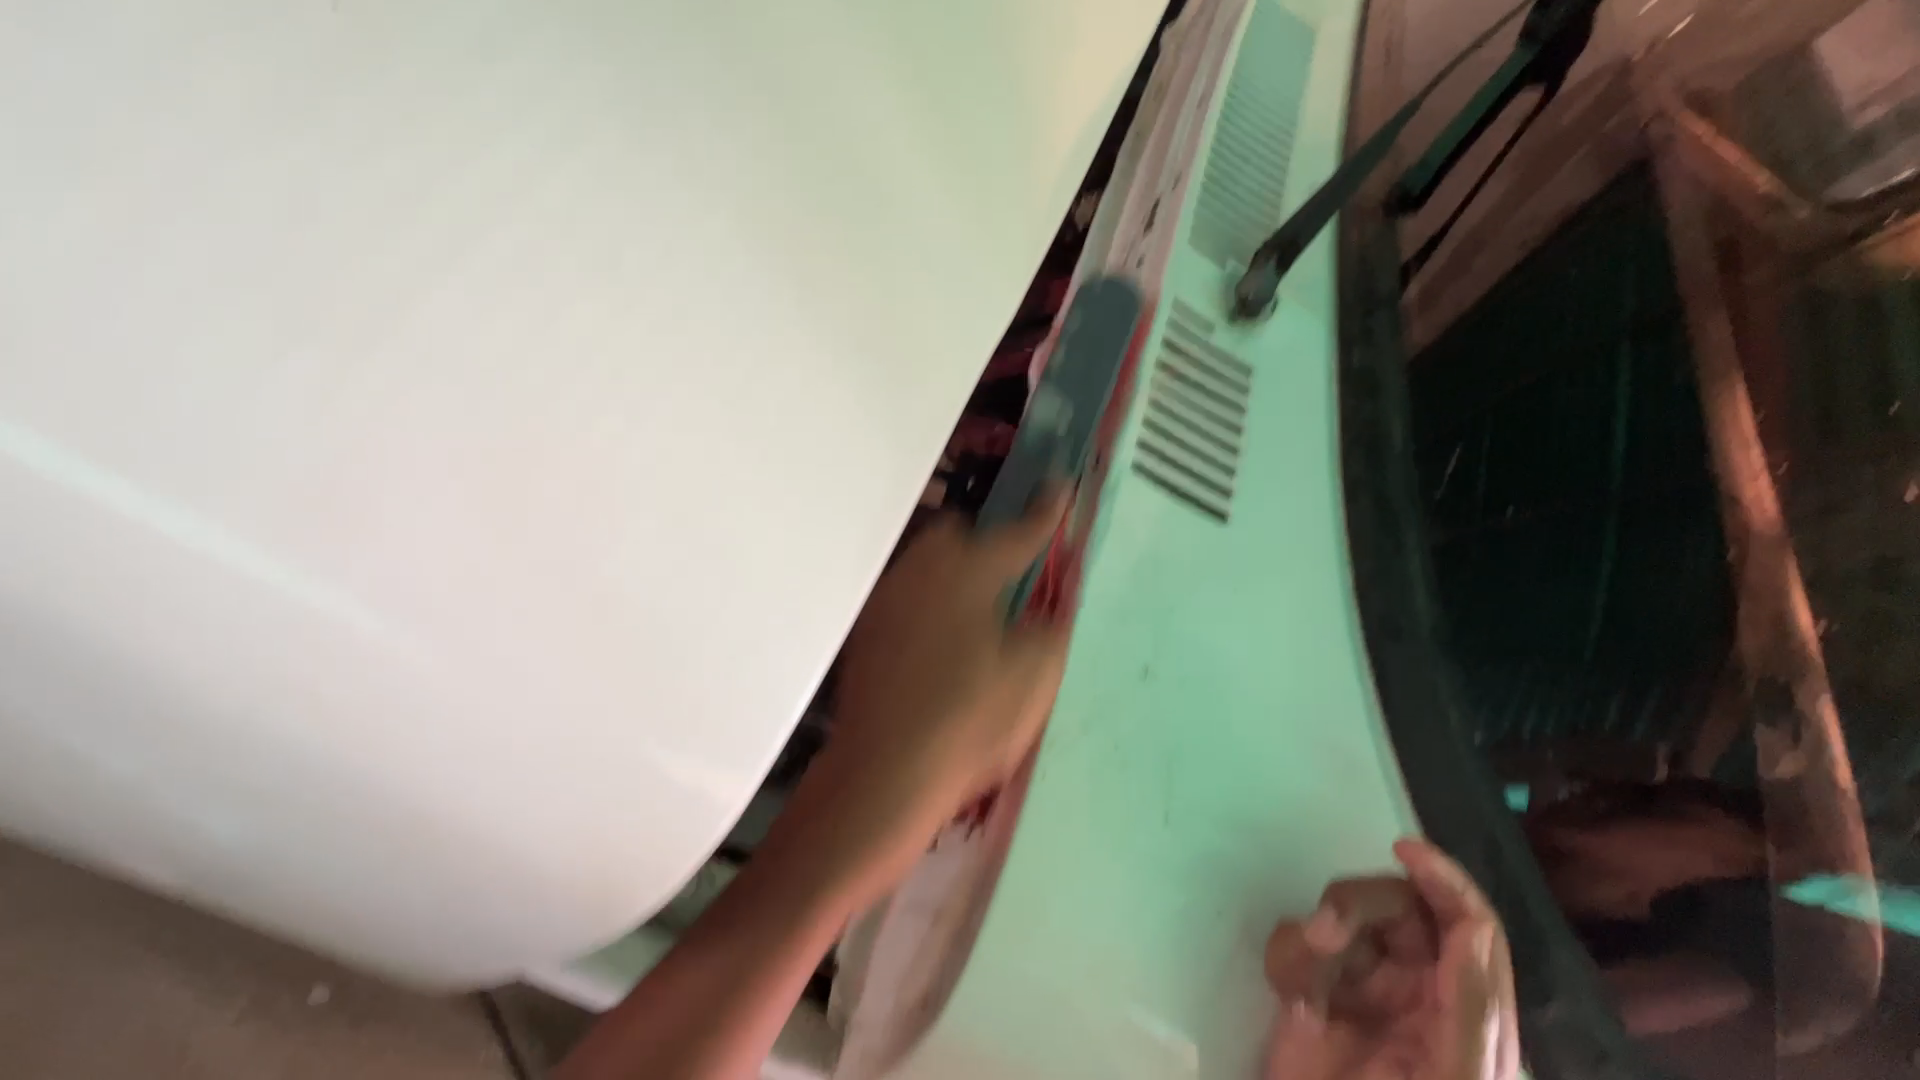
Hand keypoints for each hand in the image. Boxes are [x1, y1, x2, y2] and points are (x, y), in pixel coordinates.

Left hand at [804, 493, 1072, 873]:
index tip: (1060, 487)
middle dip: (987, 545)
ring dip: (955, 574)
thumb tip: (1045, 601)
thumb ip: (1049, 621)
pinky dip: (930, 604)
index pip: (1019, 531)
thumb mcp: (1036, 671)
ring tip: (979, 610)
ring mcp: (887, 597)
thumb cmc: (970, 717)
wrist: (887, 769)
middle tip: (1012, 577)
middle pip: (959, 536)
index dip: (1045, 511)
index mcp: (969, 569)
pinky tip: (941, 641)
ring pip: (927, 565)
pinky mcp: (866, 630)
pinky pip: (908, 596)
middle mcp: (921, 569)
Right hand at [1263, 838, 1519, 1079]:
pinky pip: (1296, 946)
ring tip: (1305, 993)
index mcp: (1469, 1010)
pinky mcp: (1311, 994)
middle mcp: (1418, 988)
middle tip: (1328, 936)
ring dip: (1316, 946)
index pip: (1469, 923)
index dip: (1445, 879)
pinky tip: (1295, 1005)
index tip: (1404, 850)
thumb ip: (1471, 1008)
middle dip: (1357, 909)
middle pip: (1395, 906)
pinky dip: (1290, 965)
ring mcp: (1362, 990)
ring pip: (1339, 920)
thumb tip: (1471, 928)